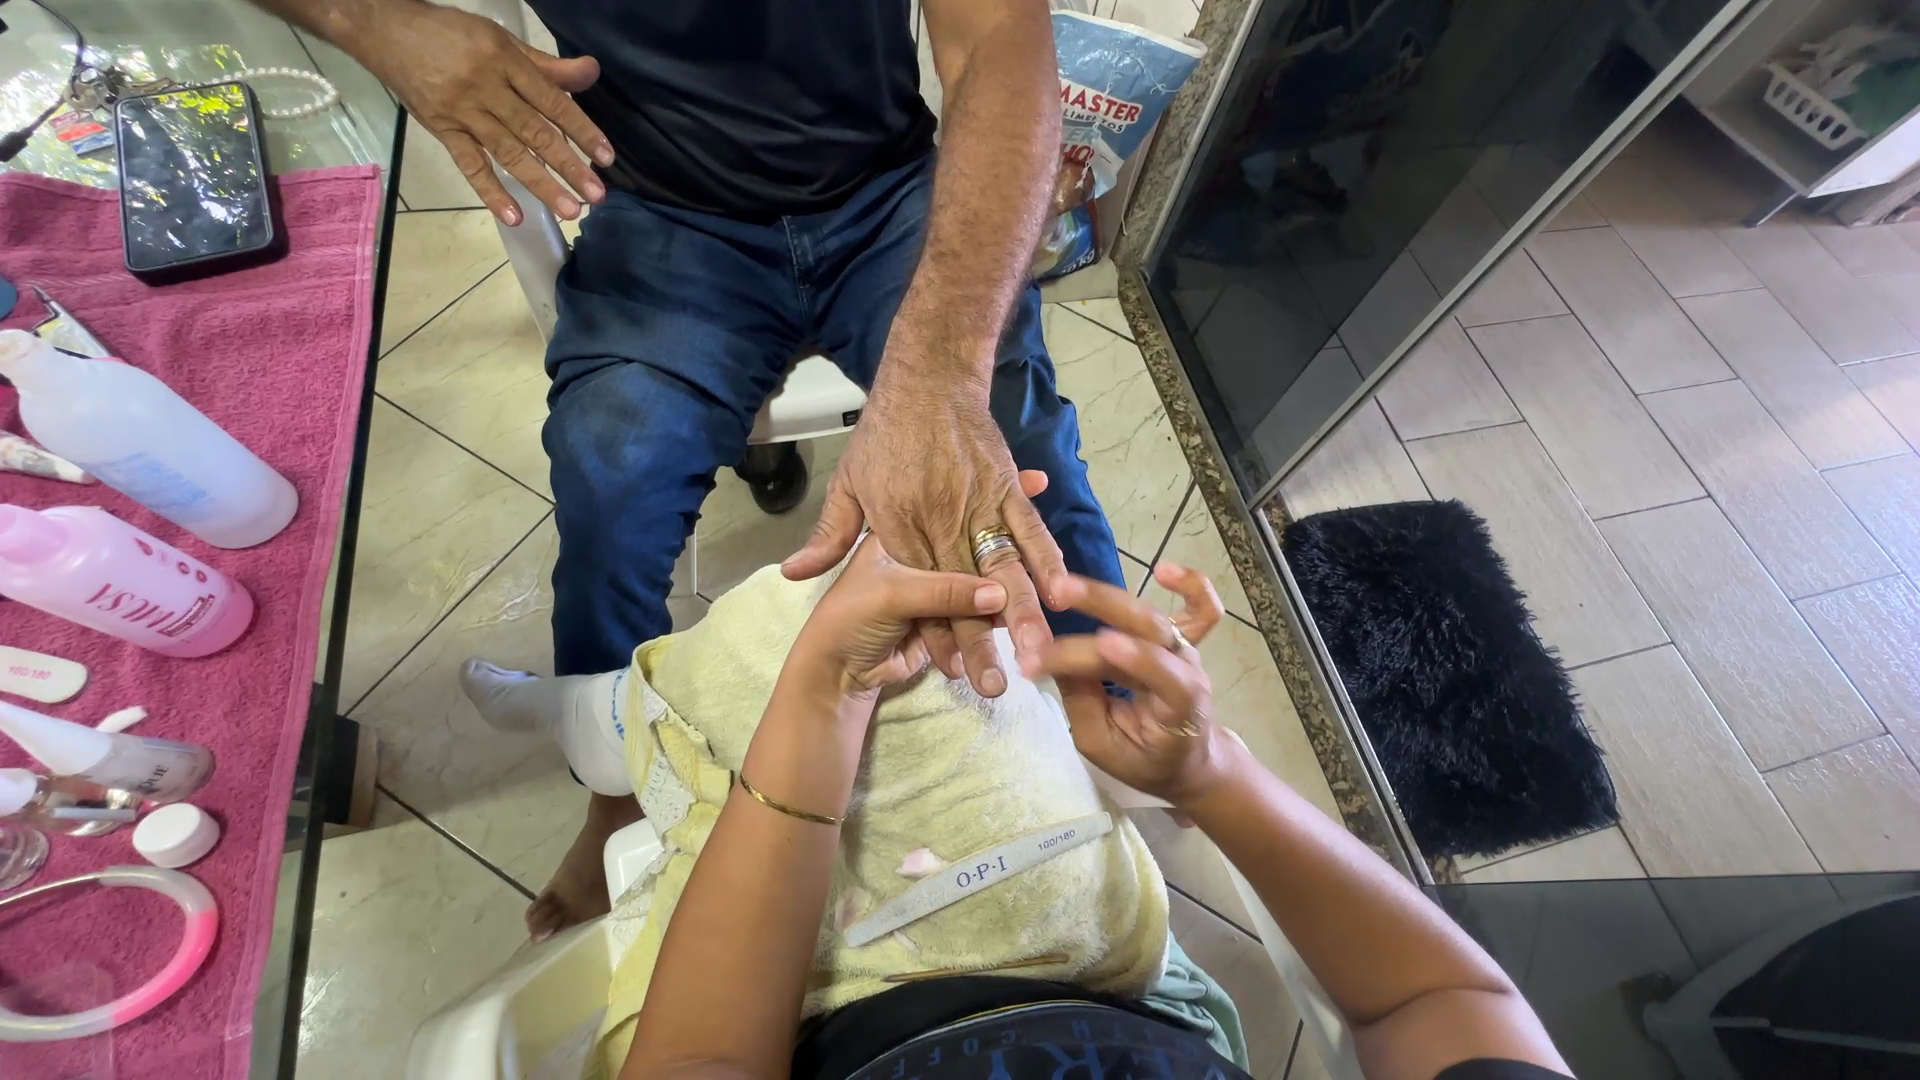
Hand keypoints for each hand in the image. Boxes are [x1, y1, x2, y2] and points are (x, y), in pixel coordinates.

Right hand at [357, 3, 613, 223]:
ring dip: (542, 184)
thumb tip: (592, 72)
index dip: (581, 130)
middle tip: (597, 195)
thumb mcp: (502, 42)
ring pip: (508, 152)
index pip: (552, 101)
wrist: (381, 27)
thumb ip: (548, 66)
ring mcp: (462, 111)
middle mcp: (485, 87)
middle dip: (569, 166)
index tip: (606, 157)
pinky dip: (490, 192)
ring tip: (570, 211)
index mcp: (505, 61)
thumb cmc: (452, 35)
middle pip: (534, 132)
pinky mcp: (442, 130)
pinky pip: (469, 165)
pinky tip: (514, 216)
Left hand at [784, 394, 1064, 700]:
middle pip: (964, 592)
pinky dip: (1047, 560)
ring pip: (1002, 567)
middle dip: (984, 640)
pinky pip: (1029, 531)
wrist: (926, 381)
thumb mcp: (847, 484)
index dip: (937, 634)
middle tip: (1002, 682)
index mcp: (901, 528)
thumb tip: (794, 574)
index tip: (952, 672)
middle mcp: (941, 523)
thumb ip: (829, 536)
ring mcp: (977, 505)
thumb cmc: (884, 434)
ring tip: (1038, 652)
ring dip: (1022, 612)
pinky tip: (1059, 593)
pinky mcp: (1005, 488)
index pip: (920, 593)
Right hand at [1021, 563, 1230, 805]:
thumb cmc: (1145, 758)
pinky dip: (1190, 585)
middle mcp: (1187, 668)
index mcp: (1180, 705)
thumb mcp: (1103, 745)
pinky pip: (1200, 609)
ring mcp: (1187, 649)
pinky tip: (1162, 570)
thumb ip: (1081, 701)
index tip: (1088, 646)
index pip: (1152, 674)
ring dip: (1109, 596)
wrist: (1190, 760)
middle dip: (1101, 608)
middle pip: (1150, 629)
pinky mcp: (1185, 638)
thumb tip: (1051, 657)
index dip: (1127, 657)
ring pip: (1155, 615)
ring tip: (1064, 585)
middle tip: (1056, 595)